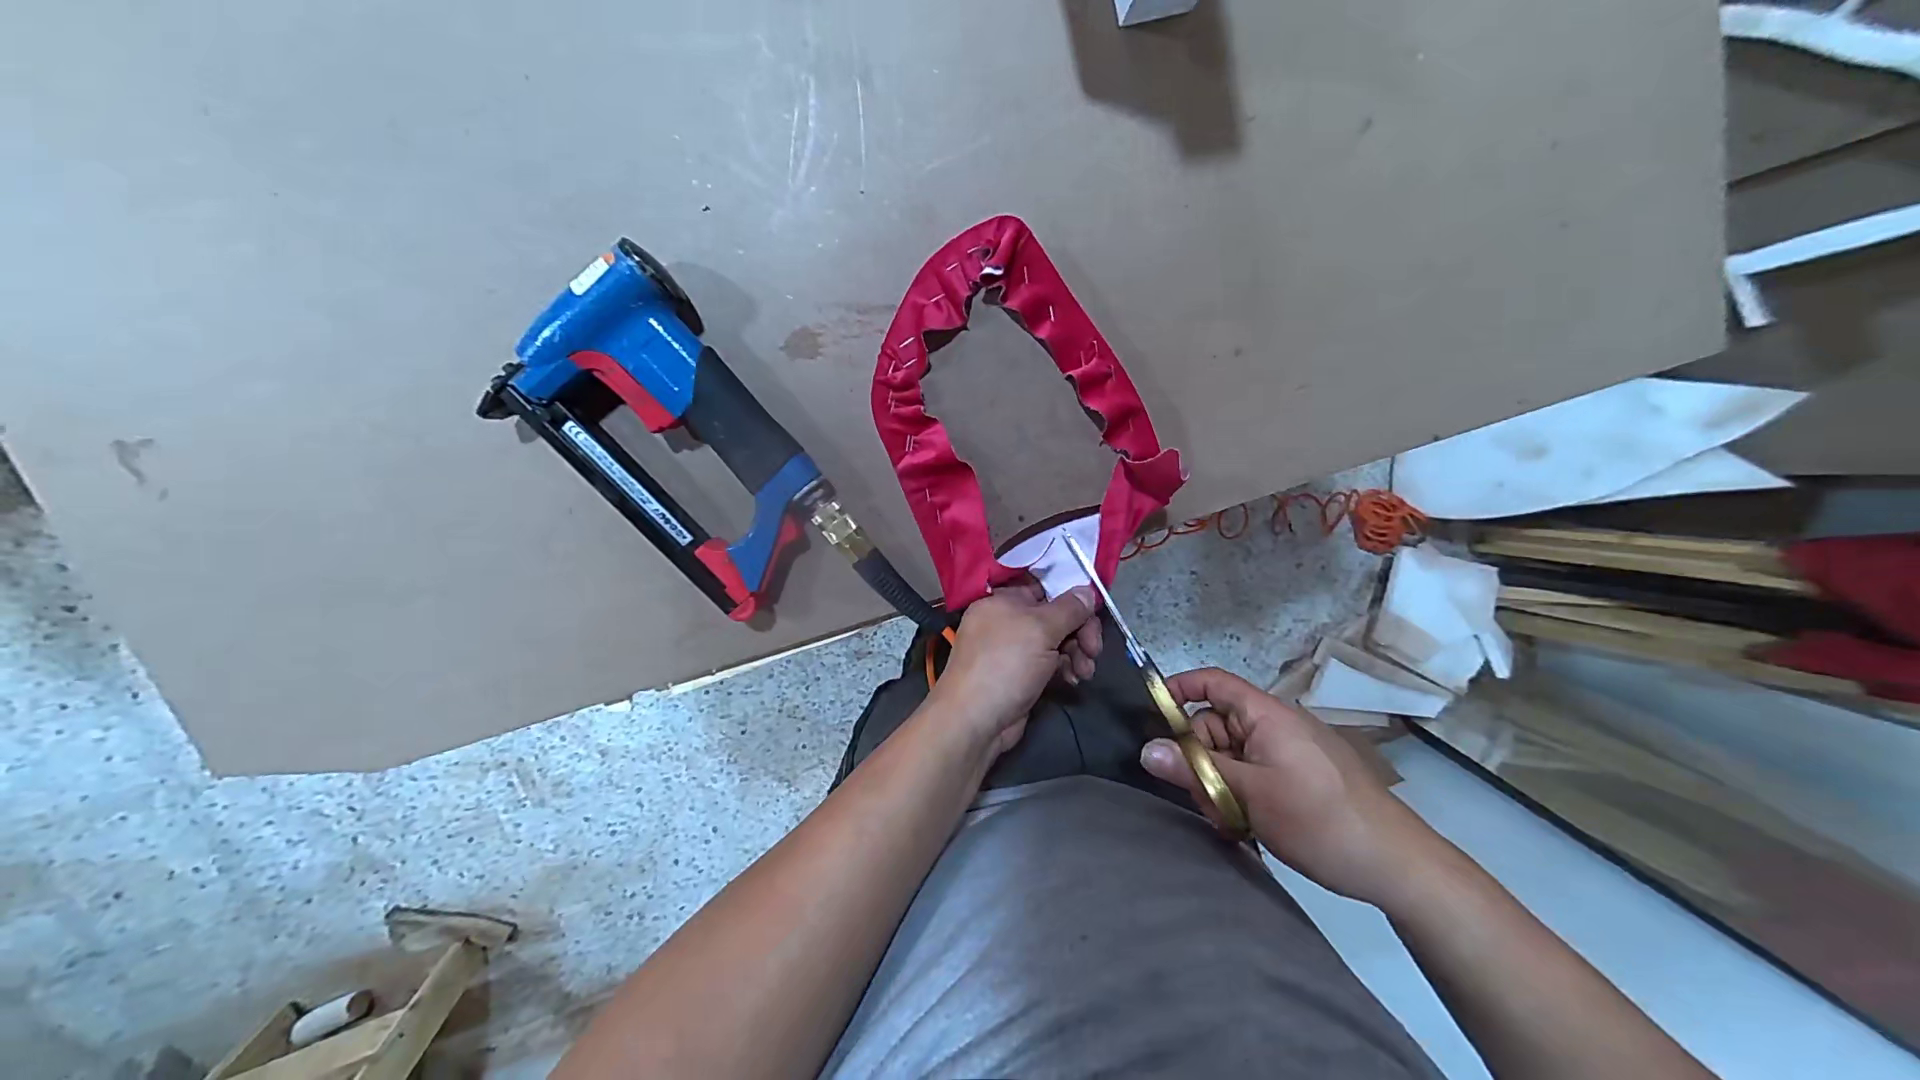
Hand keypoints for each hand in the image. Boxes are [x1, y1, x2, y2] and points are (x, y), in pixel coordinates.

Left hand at [925, 580, 1101, 757]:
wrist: (975, 721)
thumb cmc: (1005, 664)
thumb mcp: (1040, 629)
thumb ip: (1069, 608)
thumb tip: (1088, 590)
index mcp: (1003, 600)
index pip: (1044, 586)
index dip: (1072, 595)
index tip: (1095, 608)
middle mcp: (1007, 620)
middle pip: (1055, 615)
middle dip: (1080, 630)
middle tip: (1093, 648)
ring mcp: (1014, 649)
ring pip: (1057, 640)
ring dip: (1077, 652)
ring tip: (1084, 671)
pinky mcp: (1022, 674)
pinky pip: (1051, 662)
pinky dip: (1065, 667)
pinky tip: (1073, 680)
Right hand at [1139, 667, 1441, 905]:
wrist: (1397, 865)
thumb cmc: (1320, 819)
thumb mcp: (1249, 795)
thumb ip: (1195, 769)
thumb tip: (1147, 749)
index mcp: (1266, 715)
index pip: (1212, 682)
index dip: (1178, 690)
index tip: (1151, 718)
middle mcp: (1275, 726)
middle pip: (1215, 726)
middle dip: (1201, 761)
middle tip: (1204, 801)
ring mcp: (1288, 752)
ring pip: (1231, 756)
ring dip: (1220, 786)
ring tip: (1233, 822)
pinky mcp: (1298, 777)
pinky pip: (1252, 774)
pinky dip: (1241, 796)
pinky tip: (1247, 826)